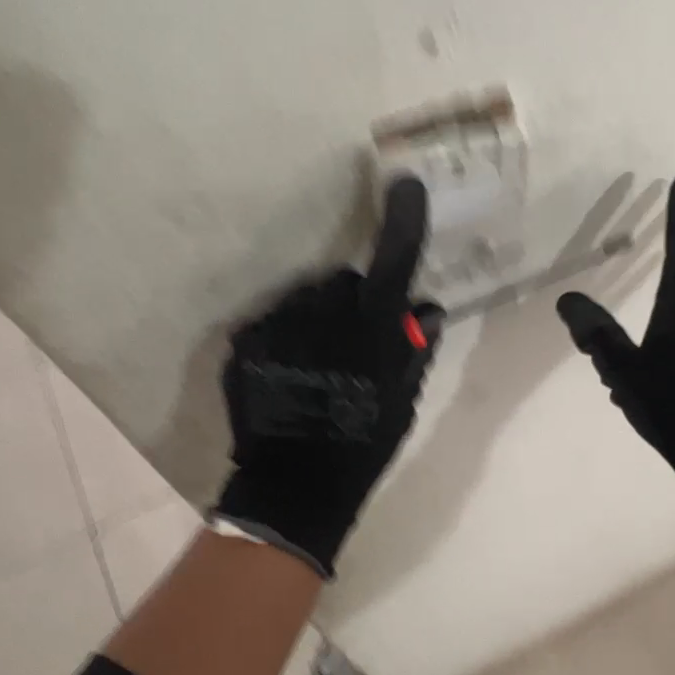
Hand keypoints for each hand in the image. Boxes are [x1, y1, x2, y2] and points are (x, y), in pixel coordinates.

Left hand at [213, 177, 444, 576]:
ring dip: (317, 316)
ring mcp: (280, 326)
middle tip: (356, 340)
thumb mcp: (404, 403)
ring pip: (306, 297)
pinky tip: (290, 370)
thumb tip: (426, 306)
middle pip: (343, 280)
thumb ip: (417, 348)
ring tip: (318, 359)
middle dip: (353, 300)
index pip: (393, 260)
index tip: (405, 187)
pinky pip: (274, 319)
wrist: (293, 486)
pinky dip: (286, 334)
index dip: (403, 221)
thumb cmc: (362, 446)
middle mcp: (325, 316)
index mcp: (372, 331)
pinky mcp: (247, 341)